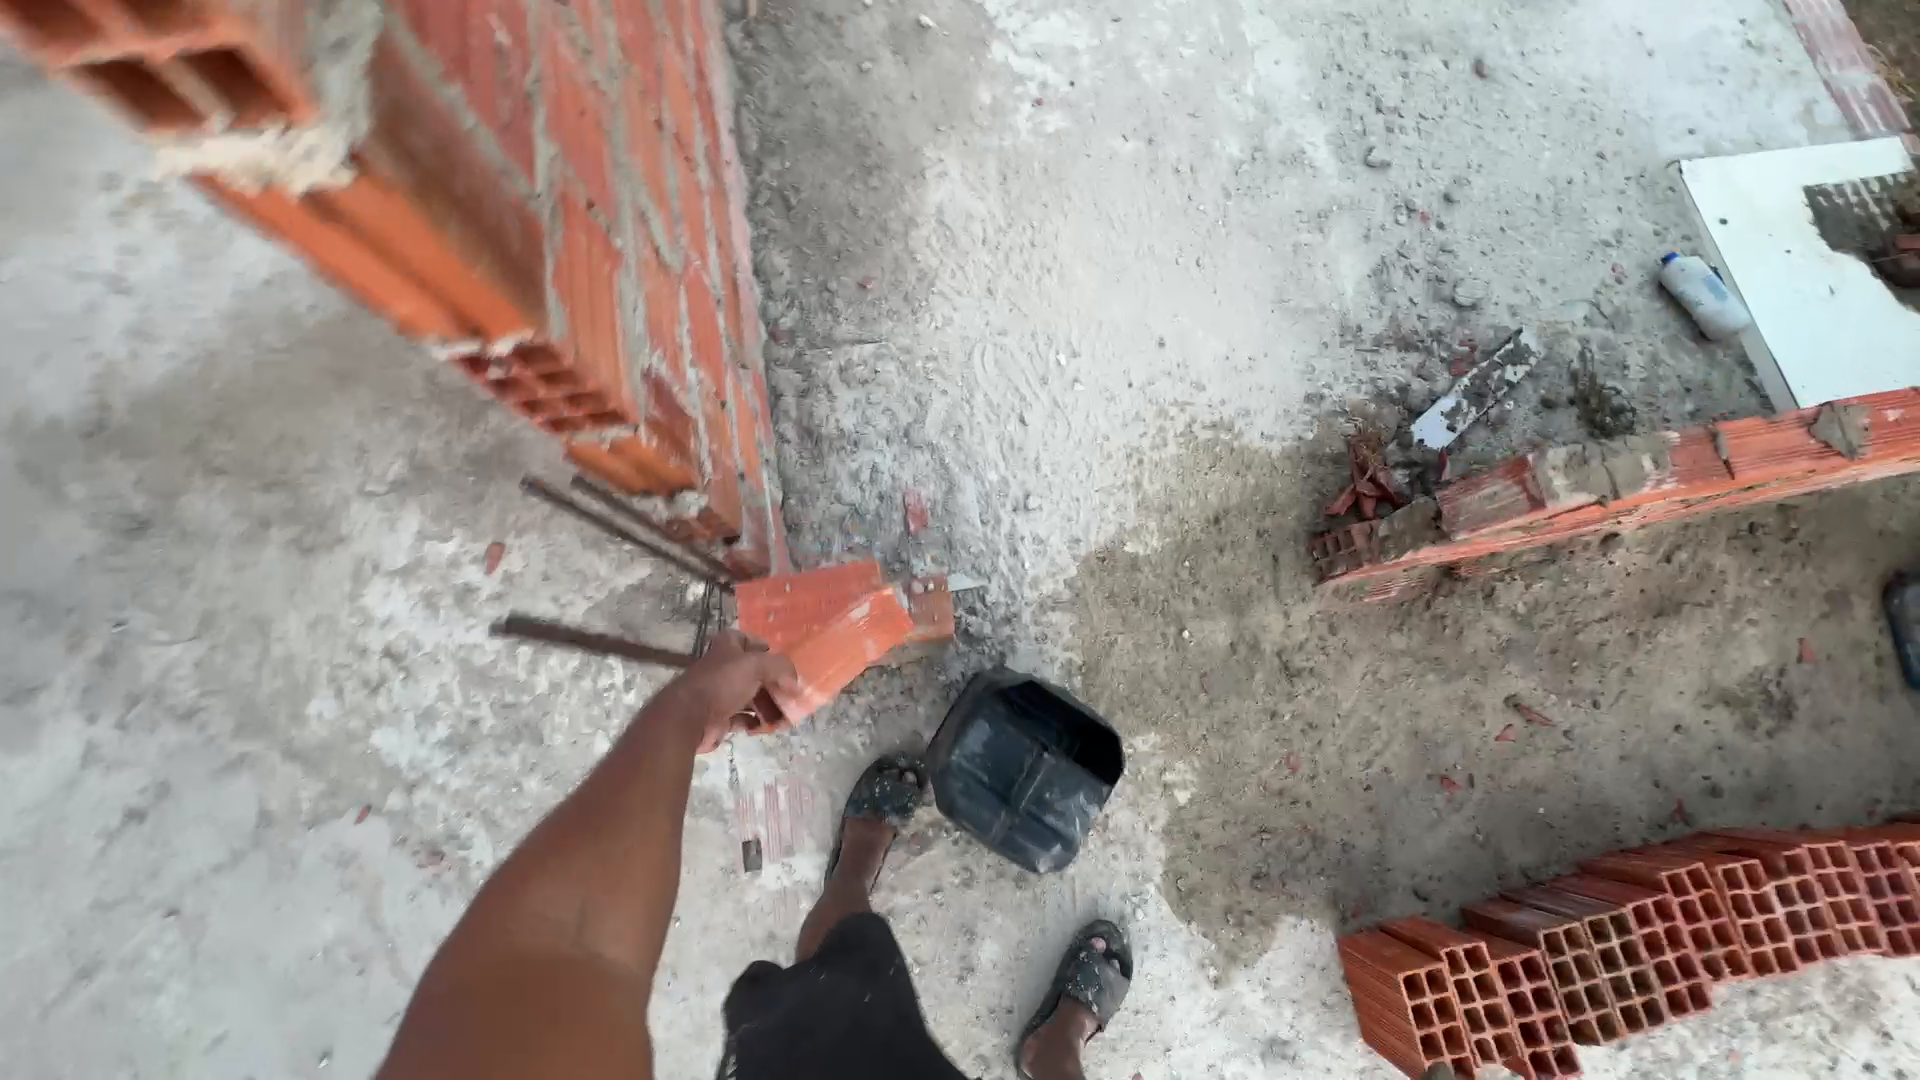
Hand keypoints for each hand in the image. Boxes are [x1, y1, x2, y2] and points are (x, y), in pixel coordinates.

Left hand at [656, 630, 798, 752]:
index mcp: (727, 647)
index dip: (762, 646)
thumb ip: (781, 667)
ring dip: (770, 705)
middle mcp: (724, 668)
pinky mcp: (721, 717)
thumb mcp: (757, 665)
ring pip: (752, 696)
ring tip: (787, 714)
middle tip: (793, 691)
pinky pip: (745, 717)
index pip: (746, 639)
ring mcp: (721, 693)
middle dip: (774, 682)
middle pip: (754, 671)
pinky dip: (758, 722)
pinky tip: (768, 725)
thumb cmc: (722, 683)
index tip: (780, 658)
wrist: (689, 718)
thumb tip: (795, 683)